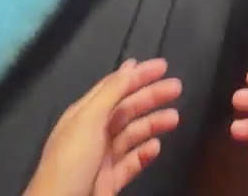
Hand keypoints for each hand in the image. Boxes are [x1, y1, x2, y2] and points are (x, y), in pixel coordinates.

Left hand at [24, 58, 182, 195]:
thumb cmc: (71, 161)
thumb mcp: (88, 120)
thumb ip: (111, 93)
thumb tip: (130, 66)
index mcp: (85, 114)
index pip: (115, 87)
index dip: (138, 75)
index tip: (163, 66)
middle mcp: (94, 132)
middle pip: (127, 108)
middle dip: (151, 96)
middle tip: (177, 88)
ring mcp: (103, 158)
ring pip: (132, 135)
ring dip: (153, 124)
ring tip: (174, 119)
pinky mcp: (109, 182)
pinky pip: (131, 163)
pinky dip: (144, 154)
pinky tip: (156, 147)